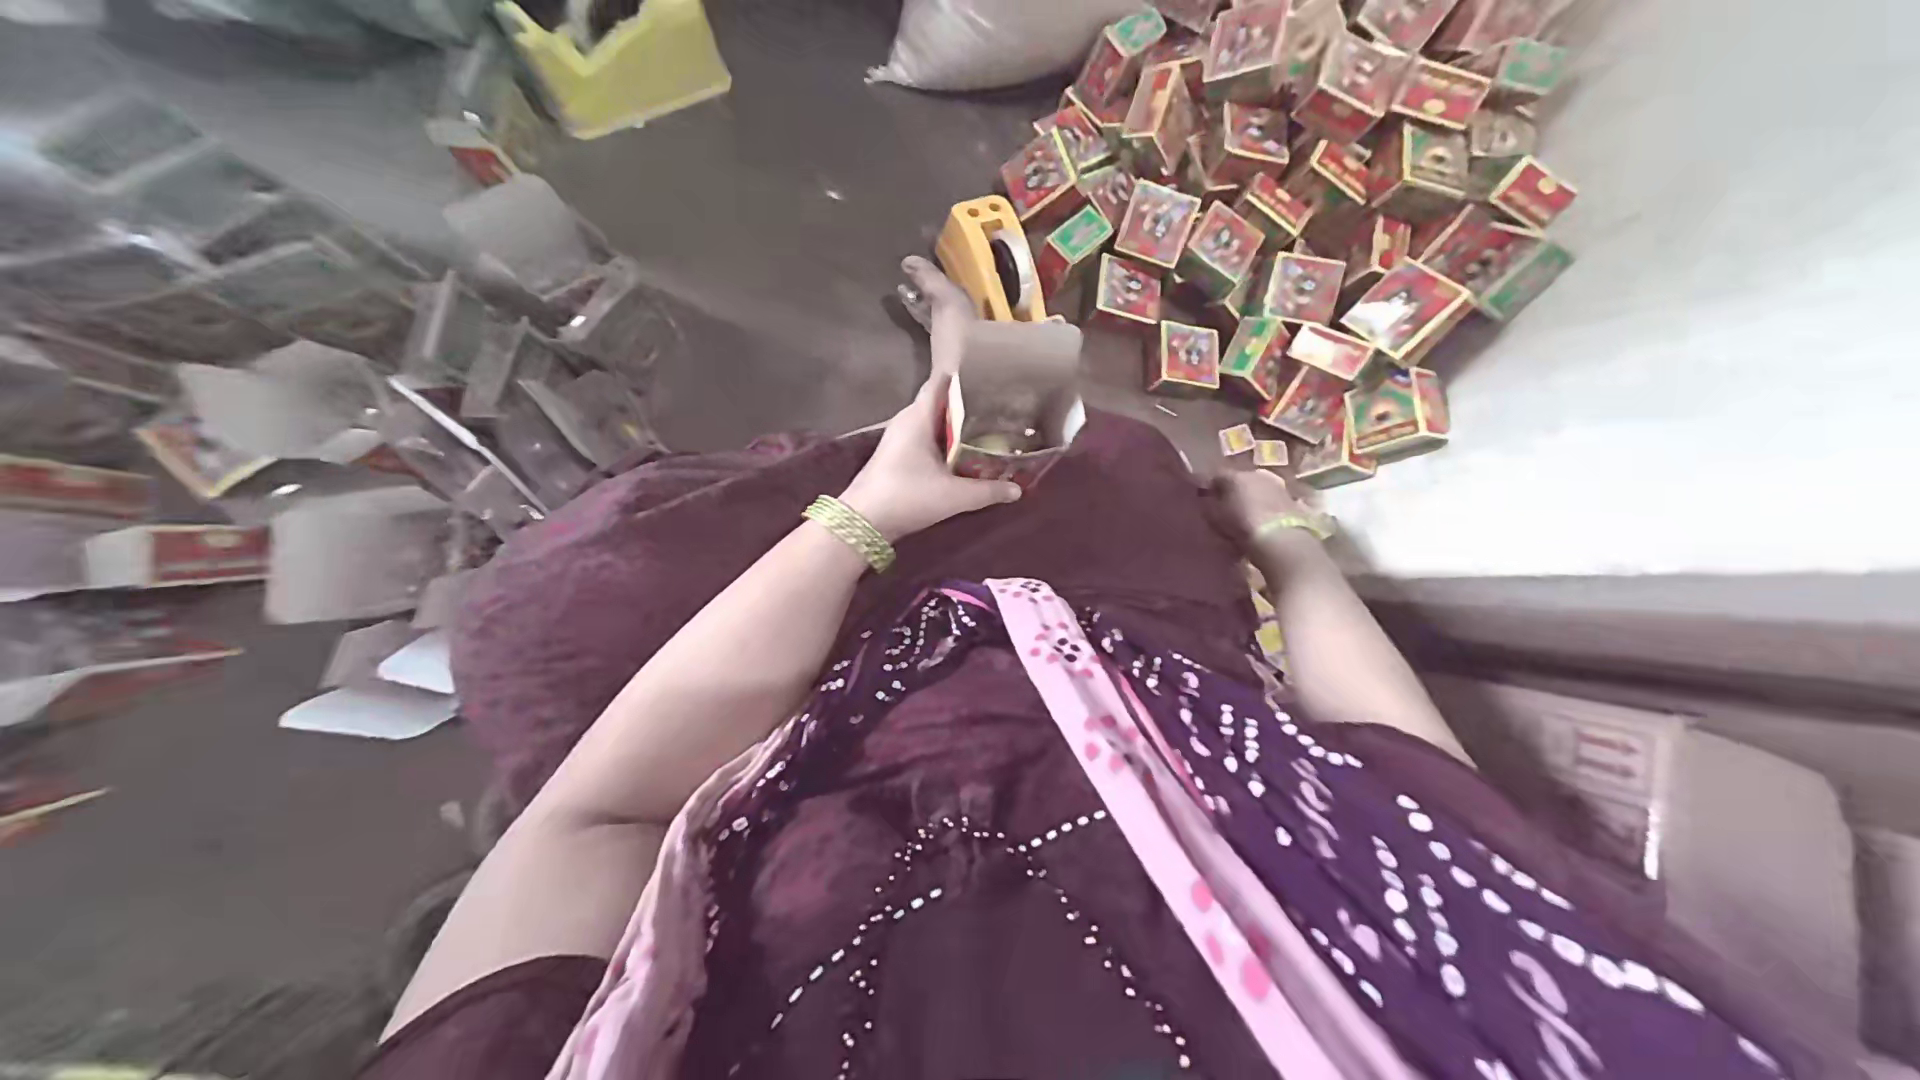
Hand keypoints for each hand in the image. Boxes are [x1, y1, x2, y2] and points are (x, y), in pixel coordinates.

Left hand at [838, 374, 1021, 540]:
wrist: (864, 522)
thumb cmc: (907, 497)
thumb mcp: (954, 496)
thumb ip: (988, 491)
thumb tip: (1018, 489)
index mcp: (918, 417)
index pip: (941, 382)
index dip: (963, 375)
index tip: (989, 374)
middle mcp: (907, 421)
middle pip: (940, 402)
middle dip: (966, 403)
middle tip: (998, 404)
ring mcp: (899, 439)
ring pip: (932, 422)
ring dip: (955, 424)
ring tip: (987, 426)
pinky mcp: (896, 456)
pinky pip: (925, 438)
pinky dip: (944, 440)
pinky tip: (962, 452)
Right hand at [1205, 471, 1325, 553]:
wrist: (1280, 538)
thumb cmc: (1240, 526)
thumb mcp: (1215, 517)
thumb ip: (1209, 504)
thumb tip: (1208, 497)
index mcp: (1234, 476)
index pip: (1217, 476)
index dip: (1211, 487)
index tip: (1207, 498)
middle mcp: (1255, 474)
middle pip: (1240, 479)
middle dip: (1234, 490)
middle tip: (1228, 505)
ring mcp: (1276, 484)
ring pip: (1258, 487)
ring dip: (1252, 496)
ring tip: (1247, 512)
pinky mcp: (1292, 497)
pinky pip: (1271, 498)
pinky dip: (1266, 505)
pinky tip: (1263, 517)